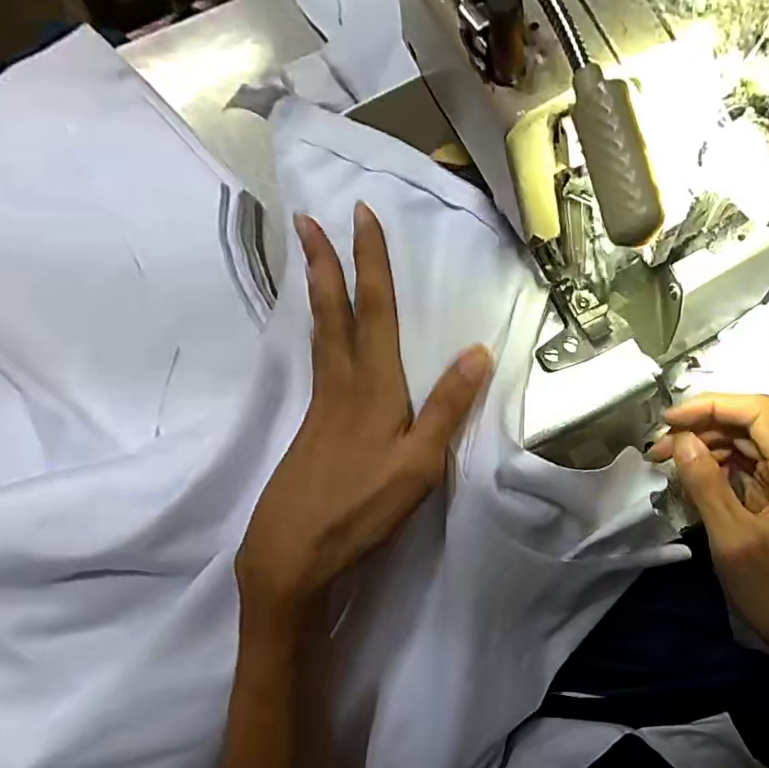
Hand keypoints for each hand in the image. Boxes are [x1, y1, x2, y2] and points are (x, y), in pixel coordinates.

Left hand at [236, 202, 492, 617]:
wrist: (291, 551)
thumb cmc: (361, 508)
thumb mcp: (419, 465)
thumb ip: (446, 410)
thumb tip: (477, 352)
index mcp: (374, 391)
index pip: (376, 315)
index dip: (371, 265)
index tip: (361, 217)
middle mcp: (343, 388)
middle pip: (335, 315)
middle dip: (327, 265)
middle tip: (308, 220)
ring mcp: (322, 408)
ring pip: (322, 337)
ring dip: (321, 295)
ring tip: (315, 264)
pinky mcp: (313, 429)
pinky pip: (320, 365)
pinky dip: (324, 335)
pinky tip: (328, 343)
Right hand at [647, 394, 768, 657]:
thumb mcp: (731, 537)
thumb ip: (706, 483)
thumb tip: (680, 440)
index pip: (758, 412)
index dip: (712, 407)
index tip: (669, 421)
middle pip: (751, 426)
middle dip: (703, 428)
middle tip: (659, 446)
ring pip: (747, 446)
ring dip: (707, 448)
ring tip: (666, 460)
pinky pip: (747, 470)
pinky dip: (718, 468)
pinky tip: (690, 475)